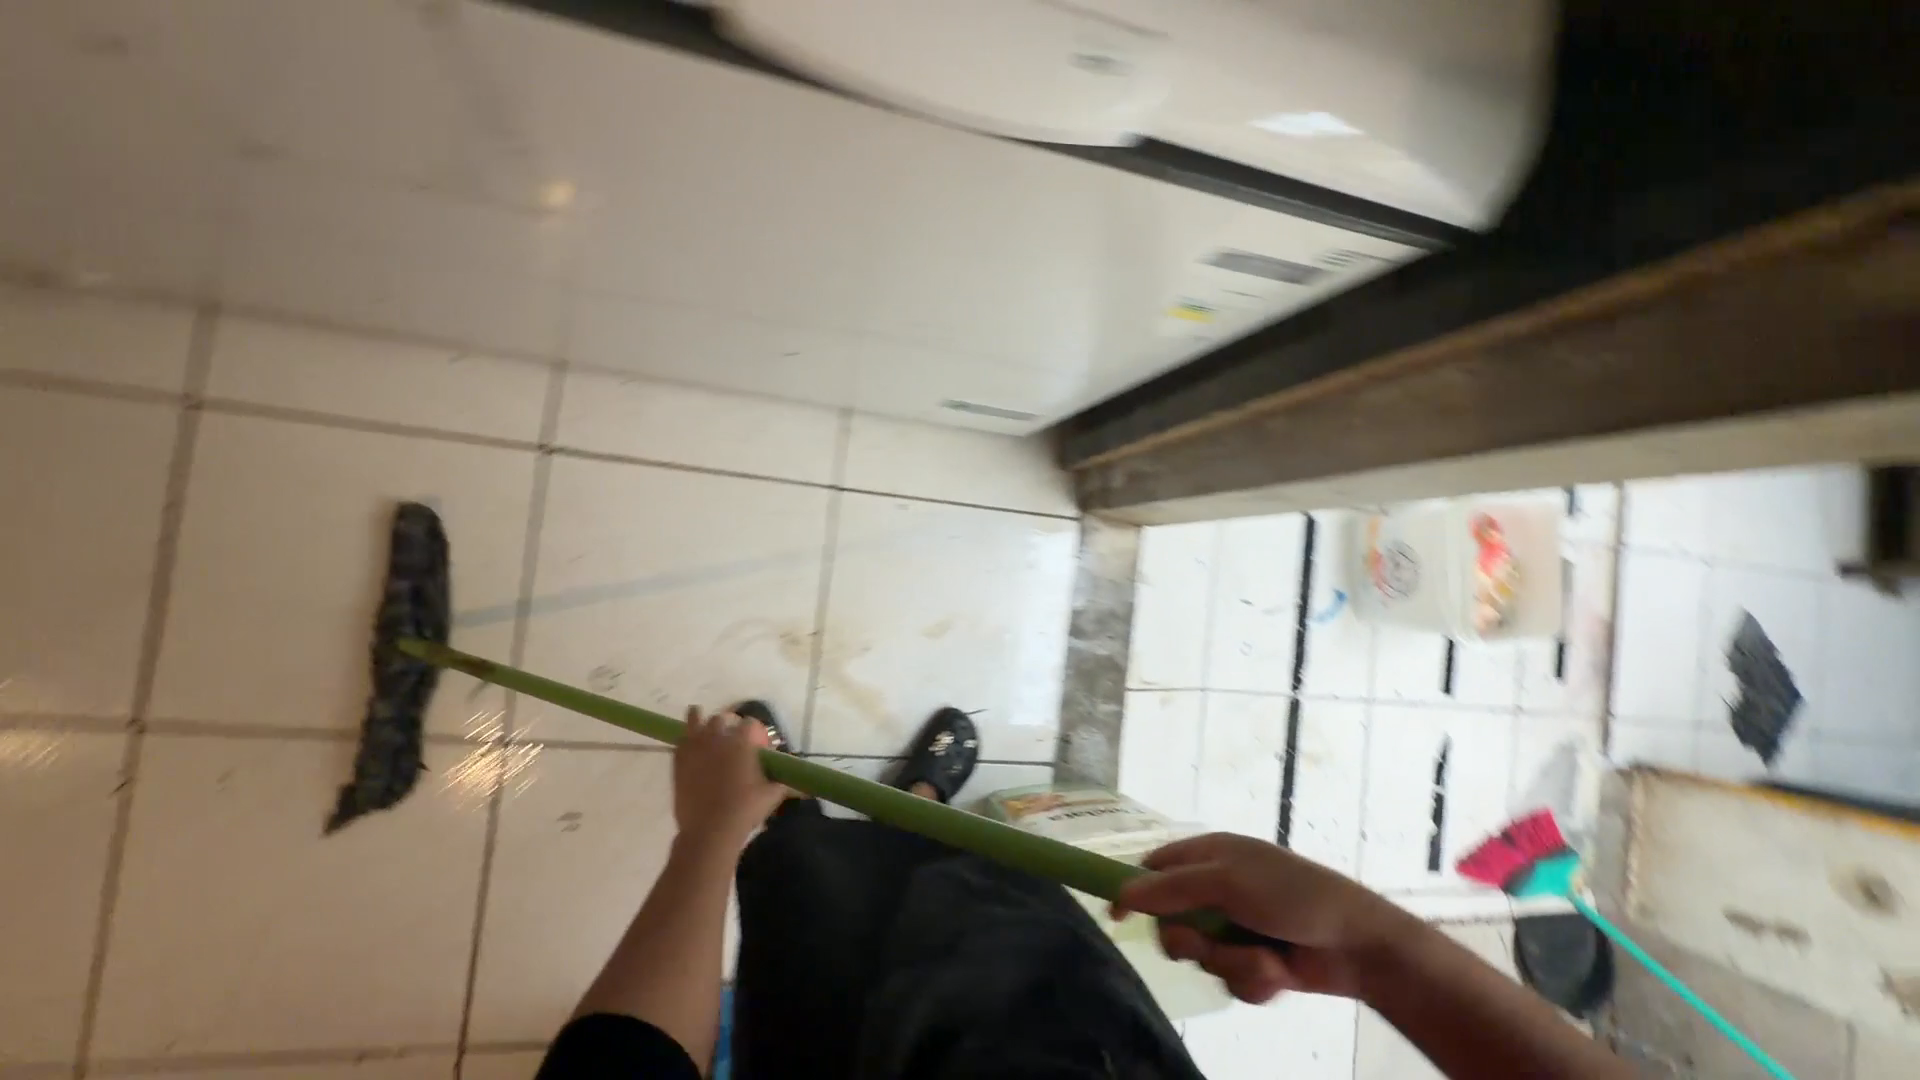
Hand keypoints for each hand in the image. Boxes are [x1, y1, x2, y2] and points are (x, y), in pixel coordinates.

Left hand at [671, 707, 788, 849]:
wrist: (709, 830)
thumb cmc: (745, 810)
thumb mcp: (772, 794)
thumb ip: (784, 782)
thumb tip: (800, 781)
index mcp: (742, 742)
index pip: (750, 723)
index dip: (754, 729)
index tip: (757, 740)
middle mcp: (718, 737)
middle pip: (723, 718)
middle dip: (729, 723)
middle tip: (733, 735)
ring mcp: (696, 746)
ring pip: (697, 720)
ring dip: (702, 720)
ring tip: (704, 721)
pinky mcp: (679, 759)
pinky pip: (681, 738)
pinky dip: (686, 735)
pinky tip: (688, 737)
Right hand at [1112, 832, 1415, 1003]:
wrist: (1358, 944)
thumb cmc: (1291, 895)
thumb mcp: (1226, 881)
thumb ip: (1171, 888)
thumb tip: (1120, 893)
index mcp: (1211, 855)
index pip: (1156, 867)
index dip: (1134, 889)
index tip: (1118, 915)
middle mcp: (1219, 888)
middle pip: (1171, 920)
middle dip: (1189, 940)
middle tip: (1206, 943)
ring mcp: (1238, 926)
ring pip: (1201, 955)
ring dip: (1229, 963)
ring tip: (1262, 958)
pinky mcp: (1255, 960)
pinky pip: (1230, 978)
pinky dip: (1251, 979)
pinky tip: (1278, 972)